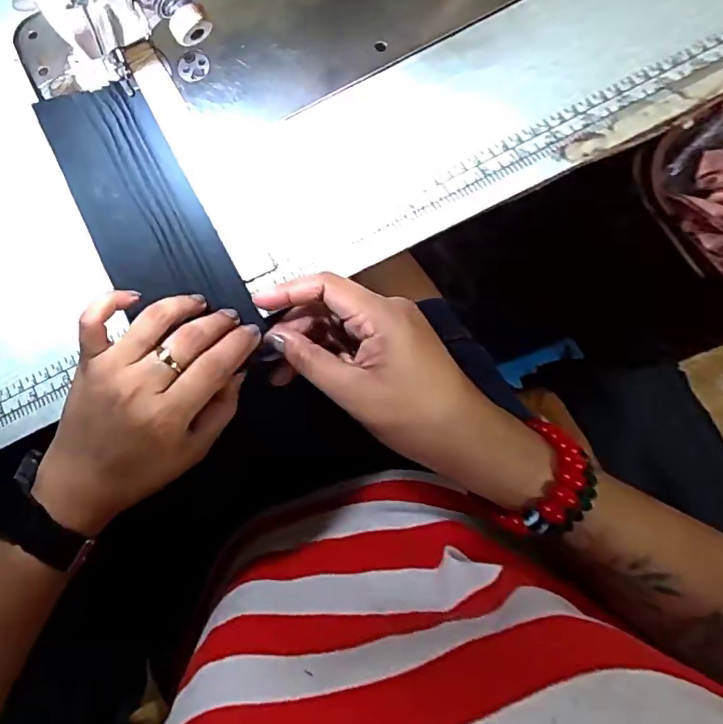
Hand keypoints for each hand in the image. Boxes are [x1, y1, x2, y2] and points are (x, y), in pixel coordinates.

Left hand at [32, 291, 261, 535]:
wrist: (80, 483)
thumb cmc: (139, 471)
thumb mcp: (193, 452)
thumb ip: (222, 410)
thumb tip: (237, 369)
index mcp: (169, 415)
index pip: (215, 364)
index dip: (239, 343)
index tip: (252, 333)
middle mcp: (140, 385)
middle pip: (189, 338)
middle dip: (220, 322)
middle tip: (232, 318)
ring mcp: (111, 368)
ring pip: (152, 319)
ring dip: (182, 304)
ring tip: (199, 303)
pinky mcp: (88, 361)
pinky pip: (93, 320)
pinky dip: (111, 300)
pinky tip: (134, 296)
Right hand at [252, 274, 551, 509]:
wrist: (466, 438)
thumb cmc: (413, 415)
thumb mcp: (352, 390)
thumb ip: (310, 359)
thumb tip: (276, 338)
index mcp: (381, 311)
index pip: (325, 284)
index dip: (287, 290)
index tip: (256, 303)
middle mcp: (387, 309)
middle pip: (329, 302)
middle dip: (295, 323)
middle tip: (267, 351)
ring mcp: (392, 325)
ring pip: (338, 321)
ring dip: (309, 341)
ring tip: (282, 371)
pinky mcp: (394, 342)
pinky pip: (353, 336)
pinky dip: (329, 351)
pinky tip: (308, 370)